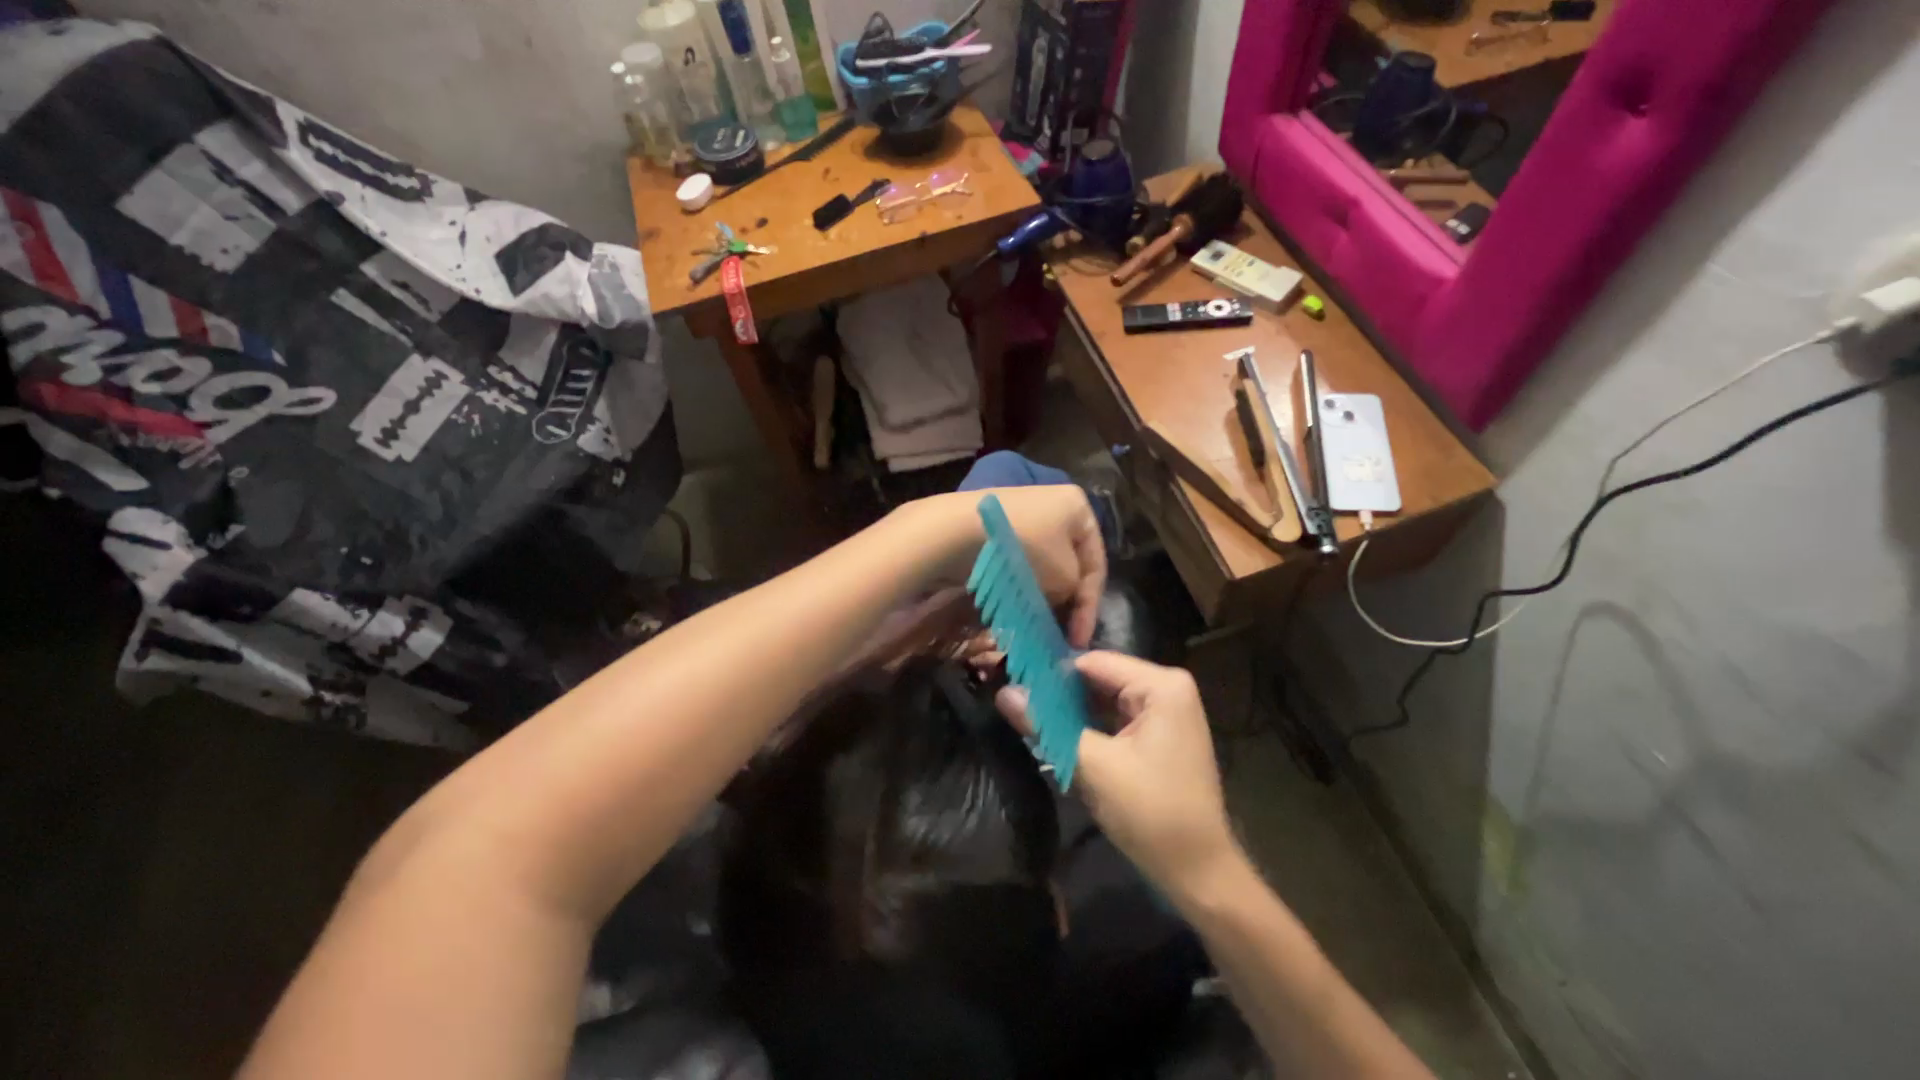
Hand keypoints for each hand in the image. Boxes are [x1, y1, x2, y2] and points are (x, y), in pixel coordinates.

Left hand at [916, 485, 1107, 647]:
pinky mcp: (995, 529)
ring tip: (1038, 626)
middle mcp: (1052, 504)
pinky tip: (1017, 607)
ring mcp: (1021, 515)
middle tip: (1061, 634)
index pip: (1096, 563)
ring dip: (1042, 596)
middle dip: (1066, 601)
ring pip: (1042, 565)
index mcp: (1077, 506)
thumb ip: (1074, 591)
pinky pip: (1017, 562)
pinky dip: (1019, 586)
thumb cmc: (1024, 549)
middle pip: (1069, 563)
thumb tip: (1060, 598)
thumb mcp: (1064, 576)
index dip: (1091, 605)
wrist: (958, 531)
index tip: (1080, 639)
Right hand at [999, 651, 1239, 891]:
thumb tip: (1003, 692)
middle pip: (1099, 678)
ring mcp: (1167, 713)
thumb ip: (1047, 725)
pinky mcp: (1161, 737)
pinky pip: (1116, 720)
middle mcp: (1168, 689)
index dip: (1051, 672)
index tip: (1011, 681)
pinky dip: (1089, 728)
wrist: (1197, 869)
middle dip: (1059, 693)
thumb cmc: (1150, 811)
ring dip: (1071, 713)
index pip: (1092, 661)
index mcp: (1161, 685)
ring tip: (1027, 717)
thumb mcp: (1092, 766)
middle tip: (1013, 701)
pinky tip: (1057, 737)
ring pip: (1104, 700)